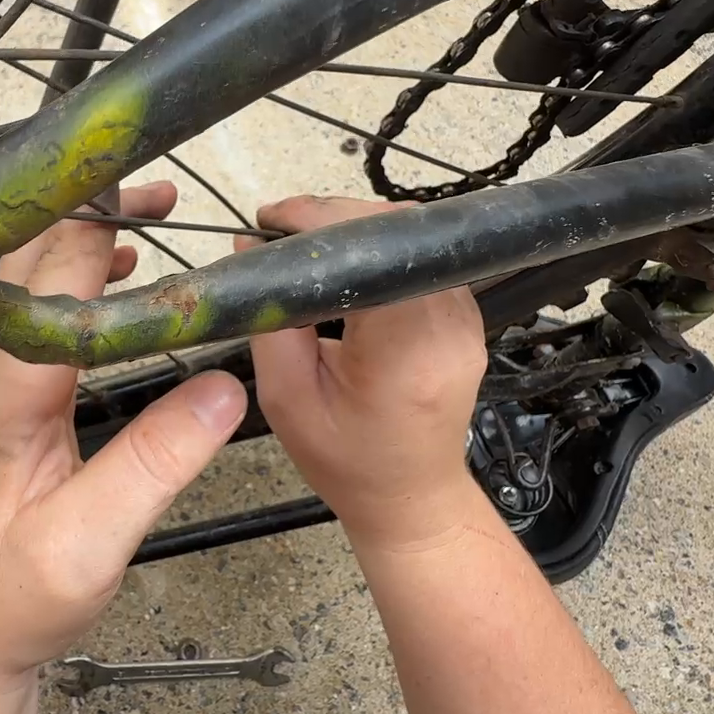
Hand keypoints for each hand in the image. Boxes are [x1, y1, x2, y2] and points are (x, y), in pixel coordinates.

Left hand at [0, 181, 249, 685]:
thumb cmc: (16, 592)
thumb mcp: (90, 544)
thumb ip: (154, 463)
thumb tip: (224, 387)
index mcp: (8, 387)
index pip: (52, 277)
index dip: (97, 223)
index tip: (144, 182)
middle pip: (33, 256)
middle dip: (93, 210)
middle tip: (161, 189)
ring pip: (34, 271)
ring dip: (86, 231)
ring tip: (150, 210)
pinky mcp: (10, 383)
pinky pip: (42, 302)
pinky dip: (80, 268)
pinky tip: (119, 268)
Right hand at [238, 196, 488, 550]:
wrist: (410, 495)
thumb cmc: (345, 459)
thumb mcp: (285, 399)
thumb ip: (267, 322)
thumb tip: (248, 251)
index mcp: (403, 351)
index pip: (366, 255)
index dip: (315, 223)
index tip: (269, 222)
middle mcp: (446, 325)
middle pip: (389, 234)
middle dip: (328, 217)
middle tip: (277, 230)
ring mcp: (465, 317)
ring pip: (408, 236)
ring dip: (352, 227)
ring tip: (303, 242)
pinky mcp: (465, 314)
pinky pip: (418, 256)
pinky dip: (376, 247)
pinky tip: (341, 261)